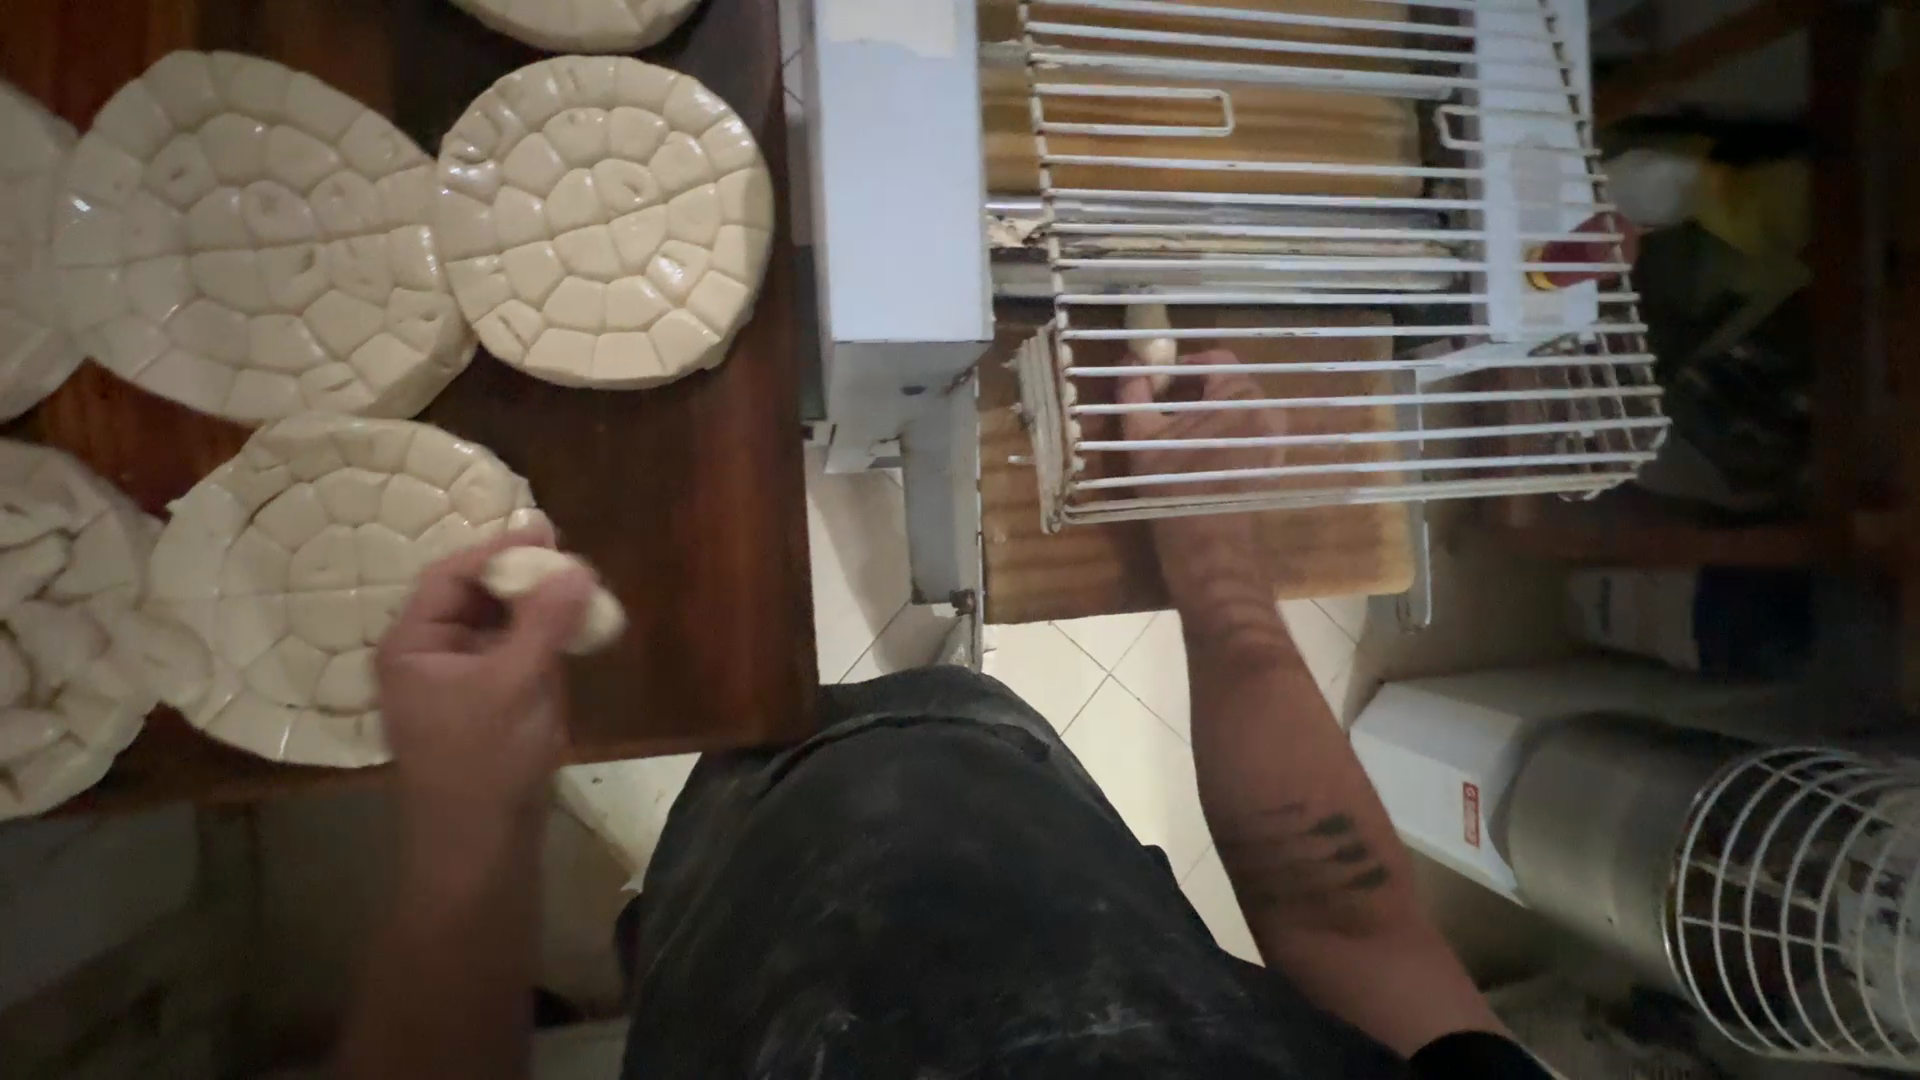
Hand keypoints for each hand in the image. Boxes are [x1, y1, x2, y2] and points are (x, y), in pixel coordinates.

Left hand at [375, 525, 594, 822]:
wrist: (486, 836)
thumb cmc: (485, 759)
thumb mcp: (514, 684)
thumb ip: (545, 623)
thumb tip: (579, 567)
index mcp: (414, 646)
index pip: (450, 577)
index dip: (496, 551)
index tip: (544, 531)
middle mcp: (436, 653)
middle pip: (476, 593)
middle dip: (521, 572)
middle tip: (566, 551)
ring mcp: (468, 674)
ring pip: (503, 618)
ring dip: (539, 598)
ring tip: (580, 580)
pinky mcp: (498, 693)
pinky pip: (522, 644)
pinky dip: (549, 628)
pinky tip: (579, 620)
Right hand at [1117, 349, 1286, 643]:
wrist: (1206, 544)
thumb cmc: (1172, 485)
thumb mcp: (1142, 437)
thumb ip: (1133, 393)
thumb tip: (1129, 363)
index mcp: (1240, 396)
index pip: (1215, 359)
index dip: (1183, 364)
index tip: (1158, 380)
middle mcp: (1267, 410)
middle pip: (1226, 384)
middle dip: (1193, 390)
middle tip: (1160, 406)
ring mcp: (1275, 437)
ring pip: (1236, 409)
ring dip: (1207, 412)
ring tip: (1175, 430)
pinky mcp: (1272, 460)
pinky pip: (1246, 431)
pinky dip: (1222, 432)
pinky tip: (1195, 451)